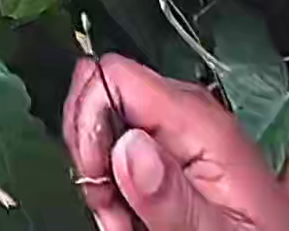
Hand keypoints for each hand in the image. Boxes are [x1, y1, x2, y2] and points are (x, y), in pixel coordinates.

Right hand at [62, 54, 288, 230]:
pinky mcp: (170, 147)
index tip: (99, 177)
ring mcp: (175, 127)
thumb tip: (126, 146)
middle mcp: (183, 110)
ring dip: (104, 179)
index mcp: (196, 118)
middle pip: (100, 95)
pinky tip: (137, 220)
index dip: (91, 119)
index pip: (113, 72)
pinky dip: (116, 188)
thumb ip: (173, 199)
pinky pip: (119, 150)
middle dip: (93, 153)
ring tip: (131, 225)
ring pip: (103, 127)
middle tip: (117, 213)